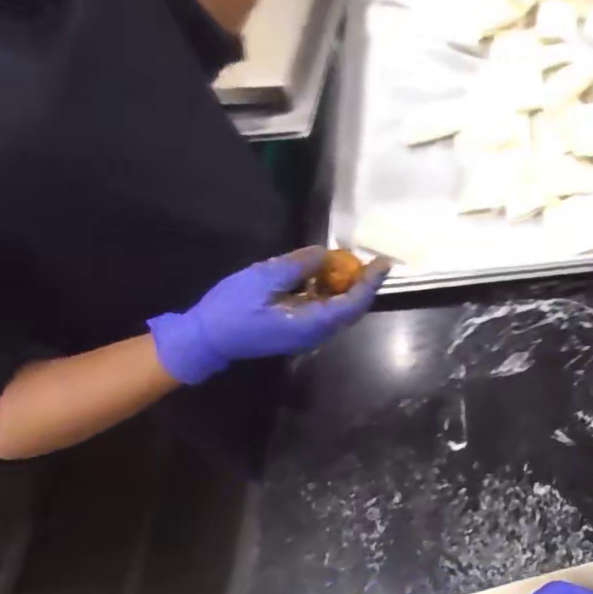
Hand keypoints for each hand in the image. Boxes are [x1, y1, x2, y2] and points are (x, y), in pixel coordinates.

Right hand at [147, 246, 389, 384]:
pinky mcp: (296, 331)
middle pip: (350, 310)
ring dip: (344, 287)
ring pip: (337, 311)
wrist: (209, 339)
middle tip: (368, 259)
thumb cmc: (233, 309)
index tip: (383, 262)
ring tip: (346, 261)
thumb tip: (324, 254)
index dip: (370, 283)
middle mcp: (316, 334)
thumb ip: (298, 266)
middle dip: (361, 284)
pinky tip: (323, 273)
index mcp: (312, 324)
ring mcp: (306, 335)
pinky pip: (322, 312)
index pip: (353, 304)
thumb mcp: (263, 279)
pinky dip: (328, 292)